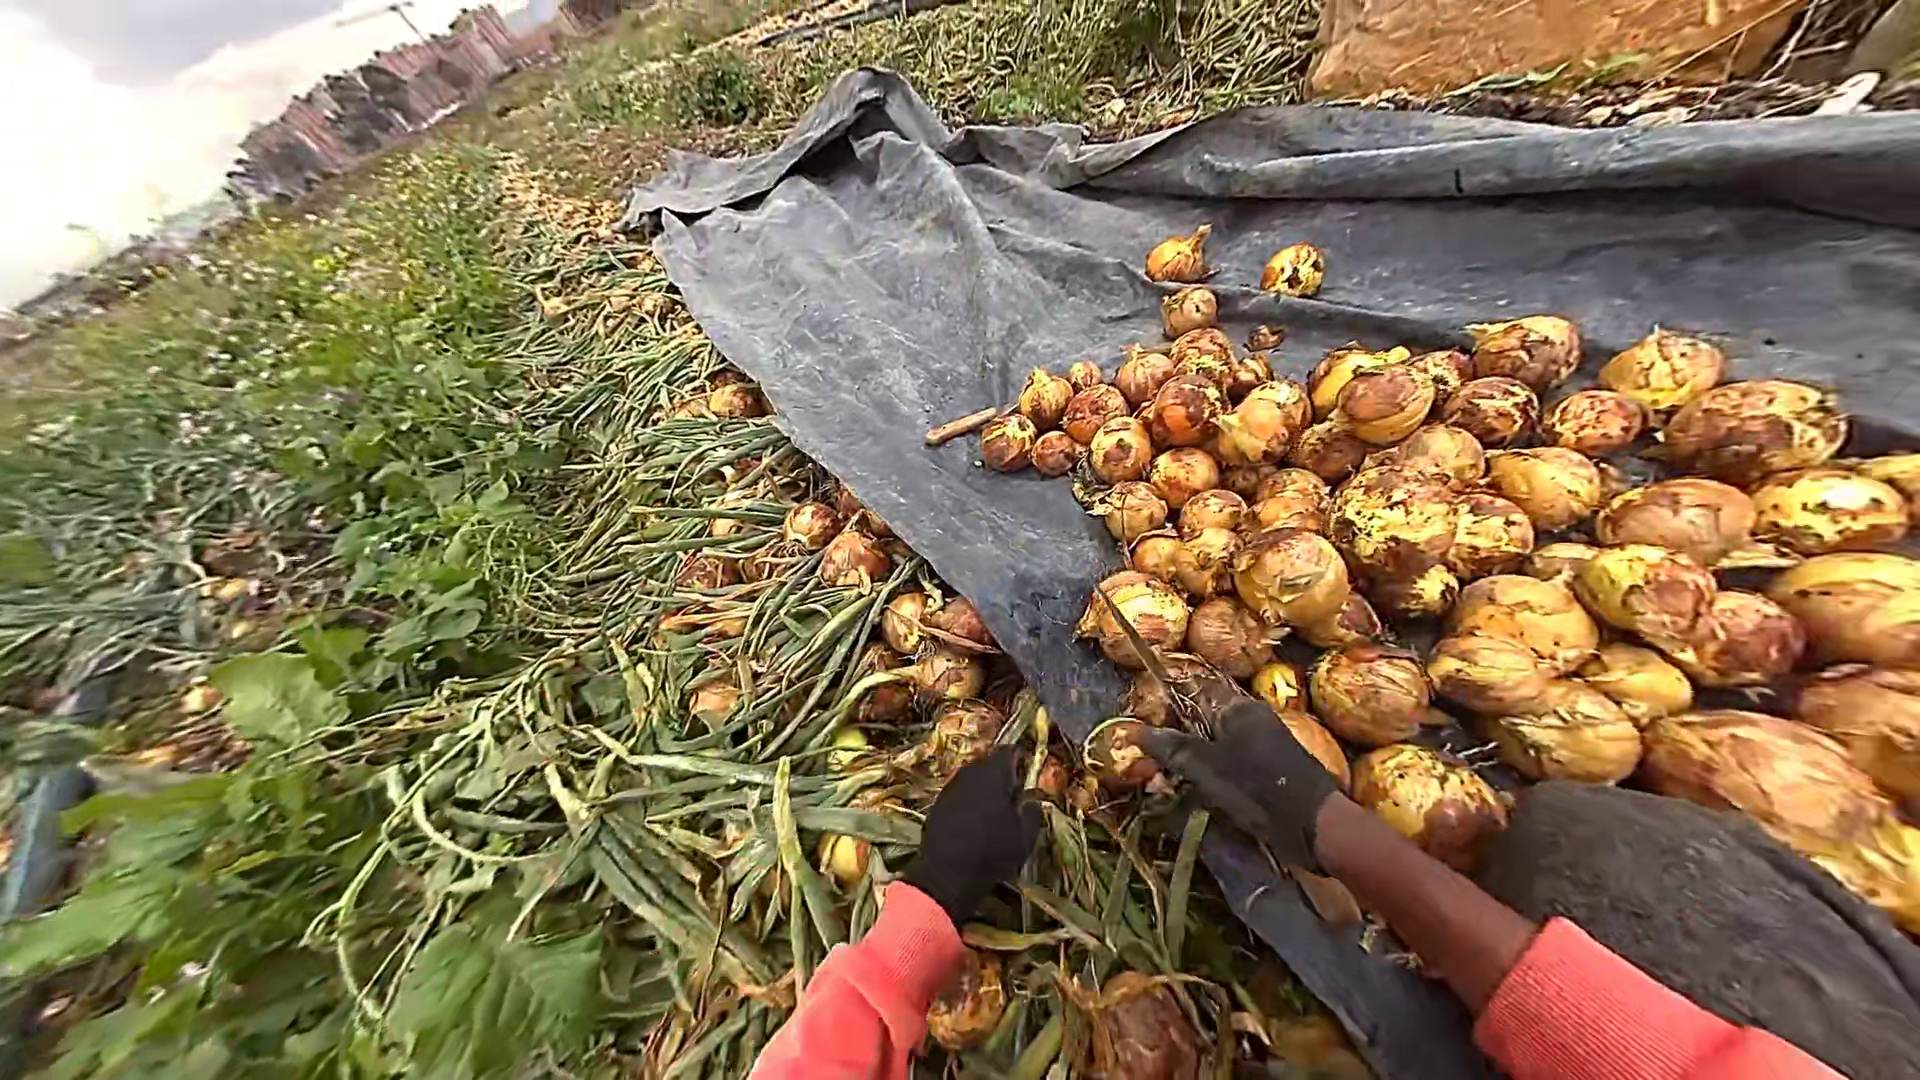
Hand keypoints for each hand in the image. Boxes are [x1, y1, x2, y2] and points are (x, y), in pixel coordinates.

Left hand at [903, 746, 1041, 923]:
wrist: (947, 874)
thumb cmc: (992, 851)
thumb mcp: (1024, 836)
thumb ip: (1032, 811)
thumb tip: (1031, 799)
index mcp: (993, 773)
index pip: (1010, 752)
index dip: (1021, 760)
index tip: (1028, 774)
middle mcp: (970, 771)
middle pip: (990, 762)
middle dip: (1003, 774)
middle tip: (1014, 795)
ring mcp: (951, 785)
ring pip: (974, 776)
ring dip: (986, 787)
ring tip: (995, 810)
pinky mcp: (939, 800)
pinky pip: (961, 791)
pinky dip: (970, 798)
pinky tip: (975, 820)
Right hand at [1139, 701, 1340, 866]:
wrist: (1317, 828)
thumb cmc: (1257, 788)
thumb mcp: (1205, 767)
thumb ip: (1170, 747)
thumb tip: (1136, 731)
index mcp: (1237, 707)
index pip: (1191, 692)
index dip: (1164, 705)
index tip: (1143, 721)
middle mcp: (1251, 719)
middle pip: (1201, 721)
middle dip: (1174, 740)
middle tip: (1152, 761)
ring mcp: (1262, 744)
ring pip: (1213, 745)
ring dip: (1190, 762)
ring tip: (1168, 783)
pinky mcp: (1269, 770)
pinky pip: (1229, 763)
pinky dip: (1210, 775)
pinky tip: (1196, 793)